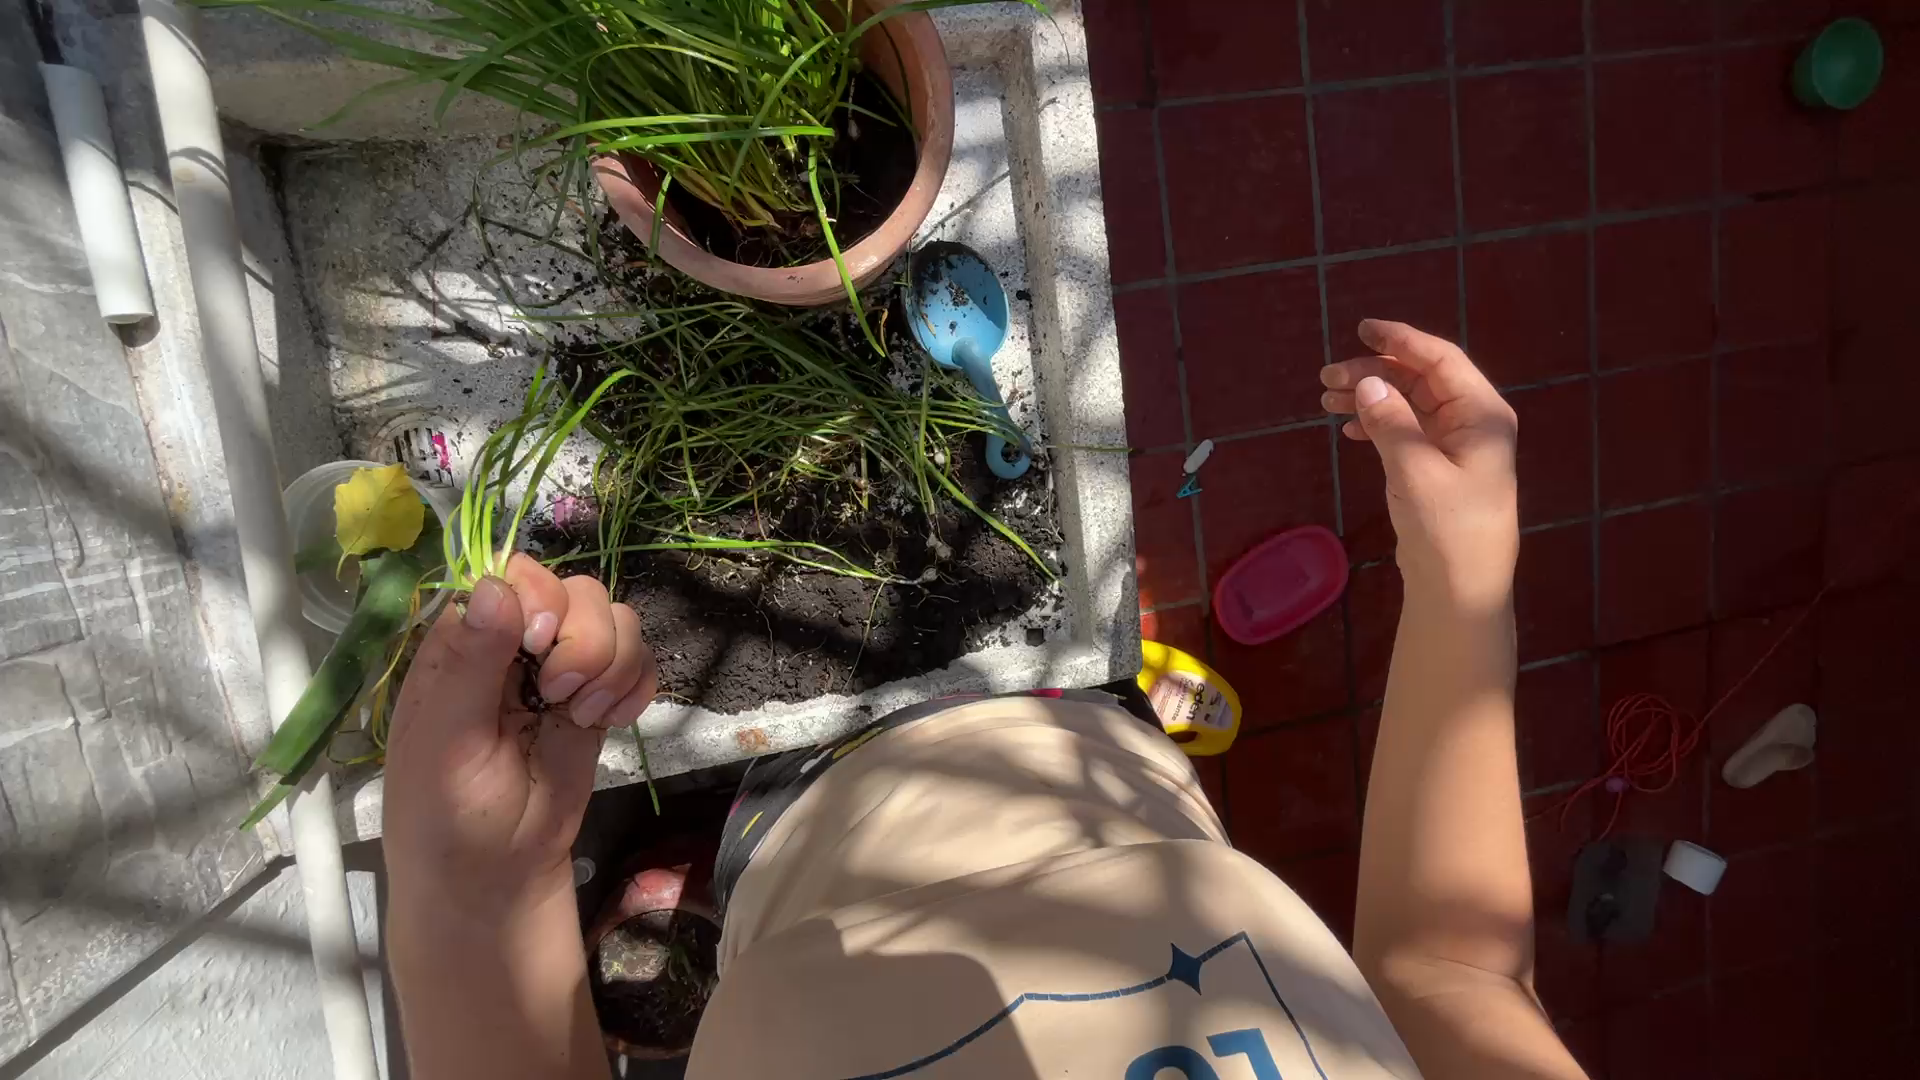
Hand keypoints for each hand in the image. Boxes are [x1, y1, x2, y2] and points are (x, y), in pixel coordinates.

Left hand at [383, 553, 658, 911]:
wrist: (503, 874)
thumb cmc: (450, 815)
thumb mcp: (444, 743)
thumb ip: (469, 663)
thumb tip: (498, 586)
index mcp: (465, 644)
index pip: (516, 577)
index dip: (541, 598)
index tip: (539, 644)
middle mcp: (518, 644)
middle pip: (580, 592)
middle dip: (585, 640)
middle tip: (560, 694)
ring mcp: (566, 667)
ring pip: (620, 620)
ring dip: (614, 666)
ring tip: (585, 713)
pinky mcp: (605, 694)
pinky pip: (643, 659)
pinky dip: (637, 685)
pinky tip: (610, 719)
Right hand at [1320, 319, 1518, 607]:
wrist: (1459, 582)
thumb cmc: (1447, 525)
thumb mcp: (1415, 470)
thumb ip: (1391, 423)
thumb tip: (1366, 384)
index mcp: (1479, 414)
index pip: (1440, 361)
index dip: (1401, 341)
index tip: (1362, 329)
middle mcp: (1469, 422)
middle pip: (1419, 380)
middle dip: (1373, 373)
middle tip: (1326, 377)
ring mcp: (1451, 446)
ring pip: (1406, 405)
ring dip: (1369, 397)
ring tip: (1326, 400)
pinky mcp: (1434, 468)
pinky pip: (1403, 430)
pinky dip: (1375, 423)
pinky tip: (1350, 428)